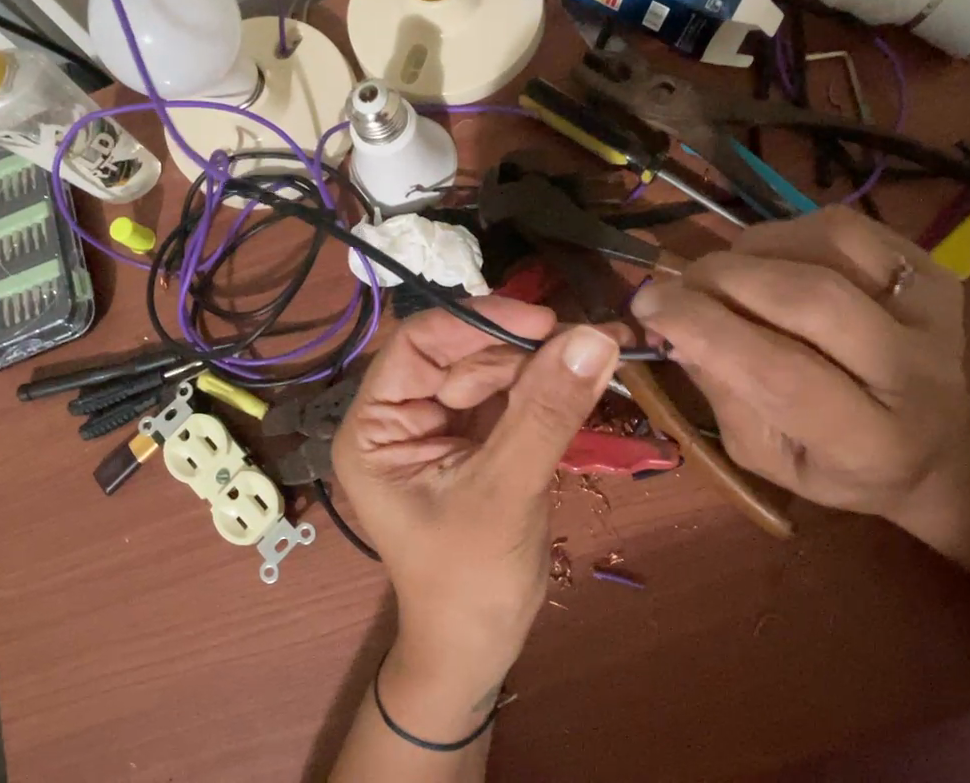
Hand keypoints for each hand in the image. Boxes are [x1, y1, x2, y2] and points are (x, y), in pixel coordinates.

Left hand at [331, 299, 620, 725]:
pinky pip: (511, 399)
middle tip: (587, 339)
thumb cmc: (468, 582)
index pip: (418, 345)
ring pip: (491, 372)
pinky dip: (545, 389)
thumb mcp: (504, 493)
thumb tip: (592, 338)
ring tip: (595, 356)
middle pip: (460, 355)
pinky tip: (581, 379)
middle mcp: (401, 418)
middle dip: (519, 347)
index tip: (544, 319)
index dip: (477, 322)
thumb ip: (544, 414)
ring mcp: (441, 429)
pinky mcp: (478, 443)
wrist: (478, 649)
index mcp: (374, 427)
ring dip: (539, 365)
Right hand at [630, 206, 969, 521]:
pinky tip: (763, 260)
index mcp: (869, 442)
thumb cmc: (832, 462)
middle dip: (723, 279)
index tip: (647, 306)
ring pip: (827, 247)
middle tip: (677, 285)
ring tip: (721, 276)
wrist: (933, 444)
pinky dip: (784, 233)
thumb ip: (721, 393)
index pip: (780, 371)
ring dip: (750, 250)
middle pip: (811, 298)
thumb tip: (672, 327)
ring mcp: (933, 313)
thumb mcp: (762, 455)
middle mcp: (916, 374)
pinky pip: (843, 227)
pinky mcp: (933, 270)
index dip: (704, 328)